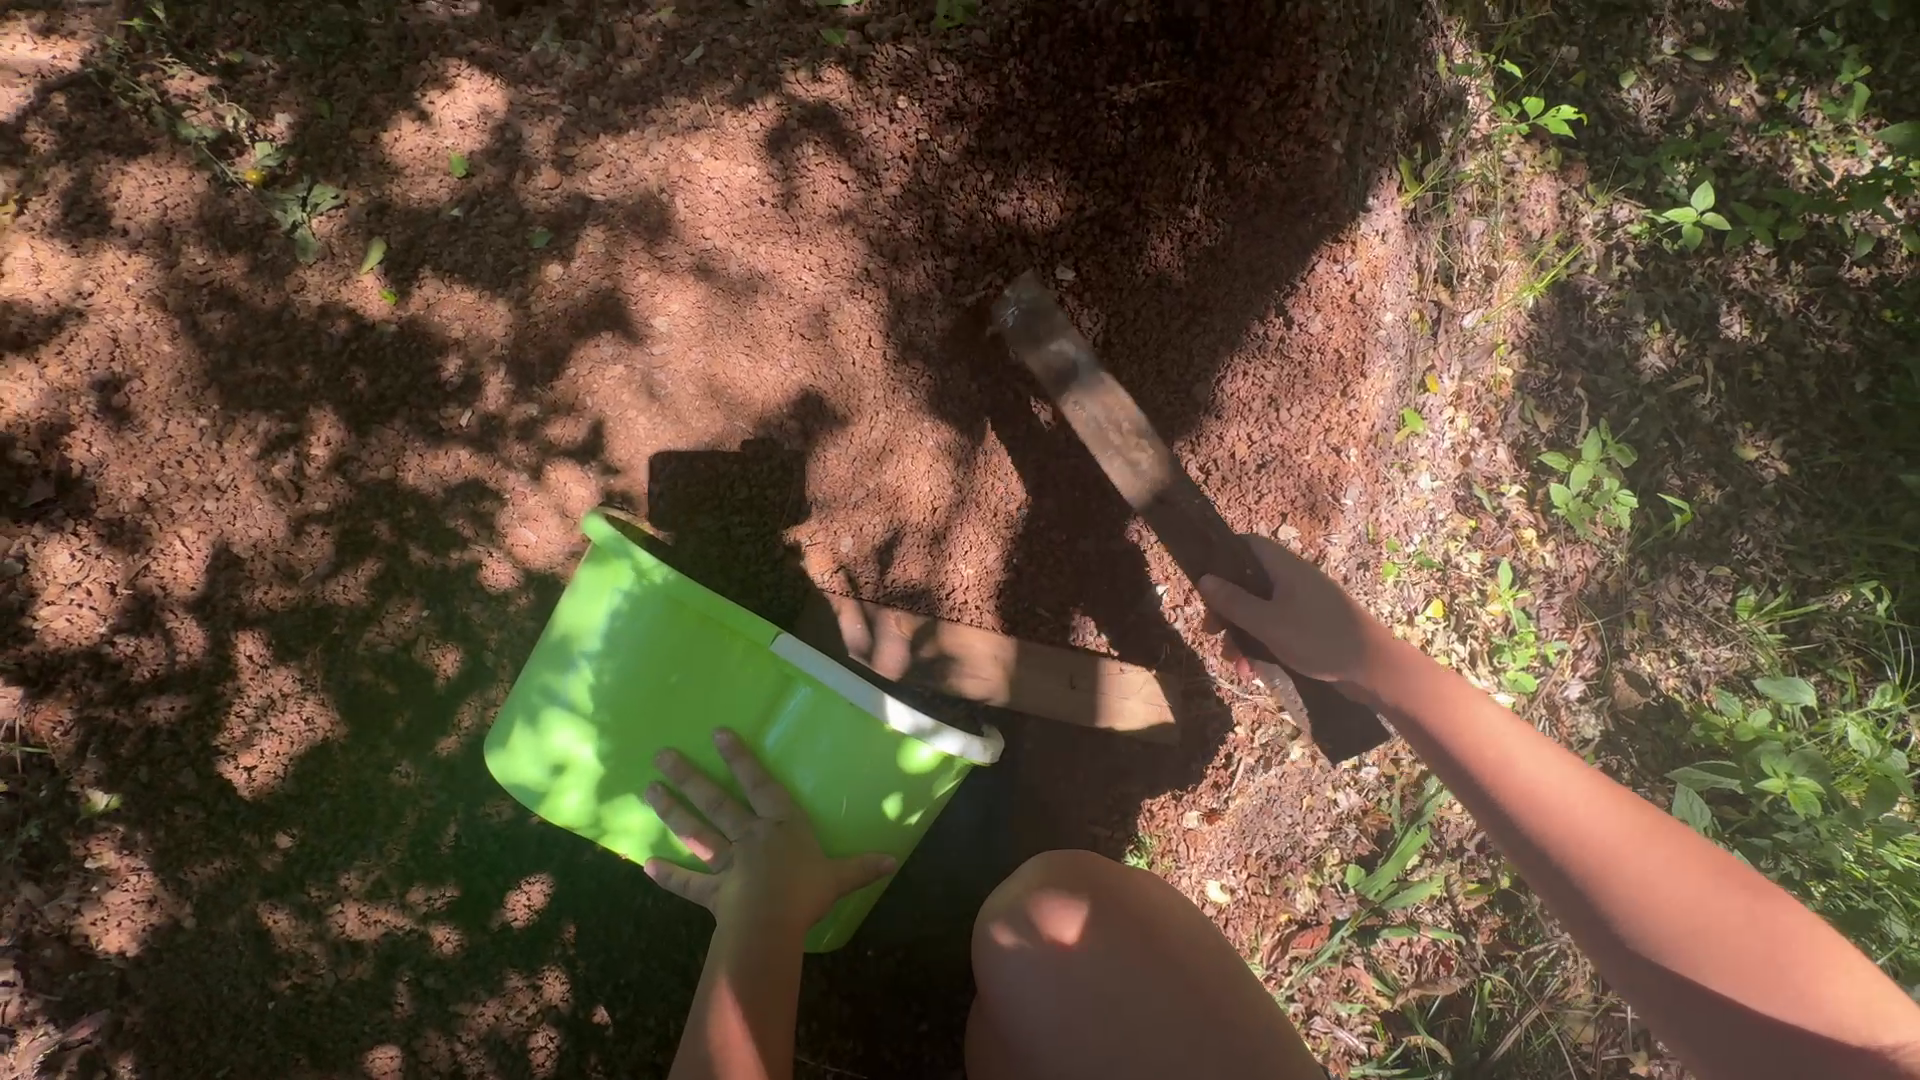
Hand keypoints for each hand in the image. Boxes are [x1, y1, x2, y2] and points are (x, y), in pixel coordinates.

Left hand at [643, 728, 896, 936]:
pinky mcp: (713, 893)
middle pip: (716, 801)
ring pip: (696, 832)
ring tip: (650, 790)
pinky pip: (689, 884)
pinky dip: (669, 876)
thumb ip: (862, 867)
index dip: (739, 758)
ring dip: (673, 812)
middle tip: (662, 756)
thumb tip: (894, 861)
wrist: (770, 925)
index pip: (759, 784)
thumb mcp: (840, 878)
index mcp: (780, 825)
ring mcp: (727, 864)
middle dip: (689, 777)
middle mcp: (749, 836)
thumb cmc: (805, 892)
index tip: (716, 733)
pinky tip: (646, 865)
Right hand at [1198, 534, 1395, 690]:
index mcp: (1284, 568)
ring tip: (1238, 665)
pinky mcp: (1310, 628)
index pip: (1247, 545)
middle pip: (1247, 584)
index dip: (1222, 556)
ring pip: (1259, 612)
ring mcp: (1302, 604)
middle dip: (1226, 610)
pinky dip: (1261, 647)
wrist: (1374, 669)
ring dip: (1242, 636)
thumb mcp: (1267, 622)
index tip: (1203, 581)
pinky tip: (1255, 671)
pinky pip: (1275, 630)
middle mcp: (1292, 580)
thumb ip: (1233, 601)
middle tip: (1211, 632)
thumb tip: (1204, 579)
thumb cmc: (1318, 638)